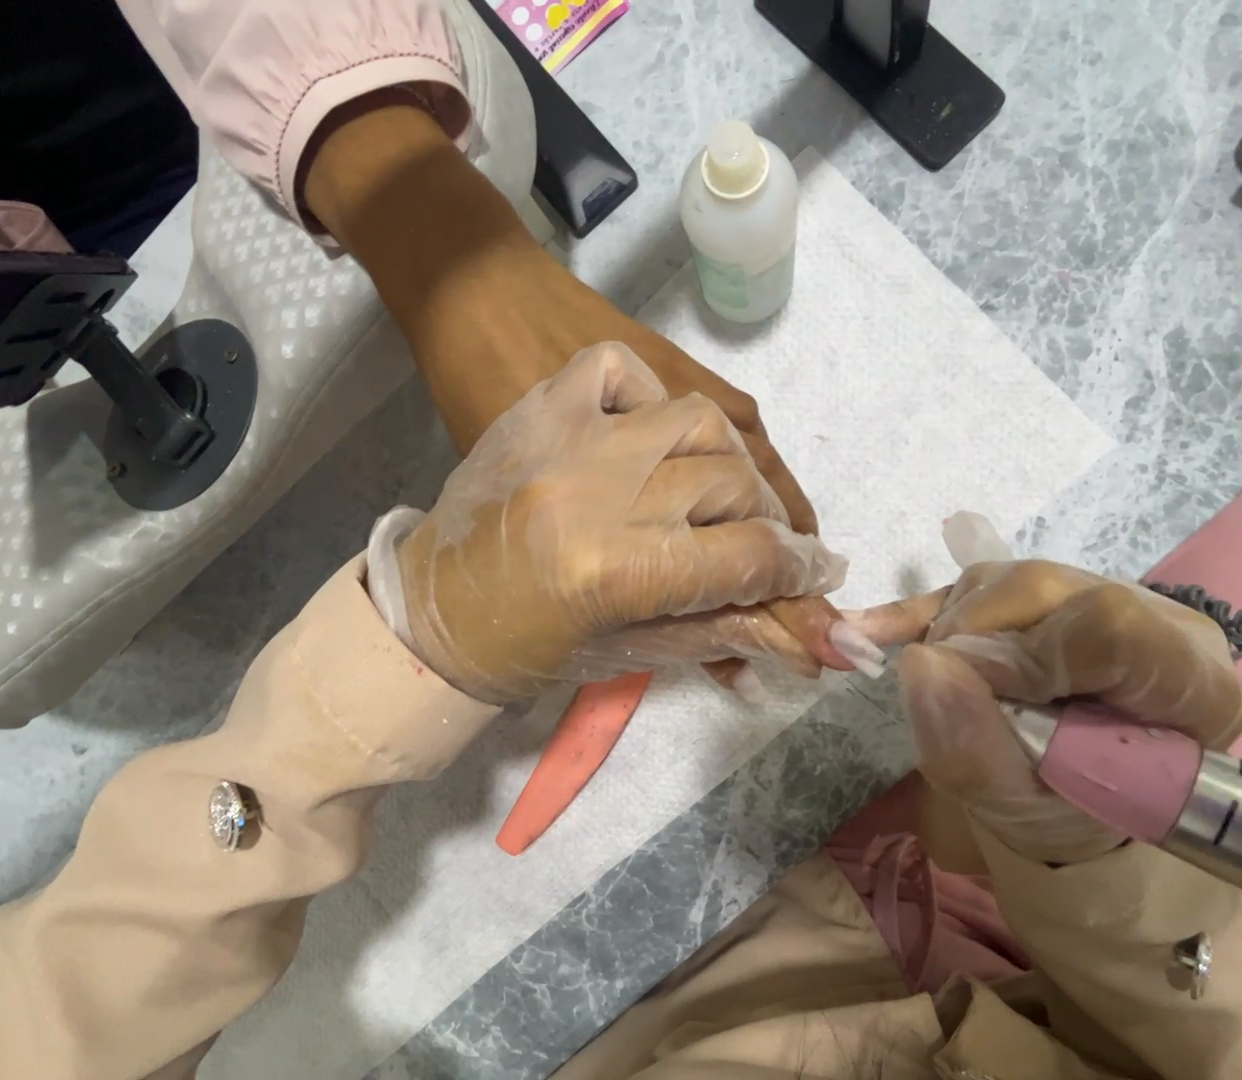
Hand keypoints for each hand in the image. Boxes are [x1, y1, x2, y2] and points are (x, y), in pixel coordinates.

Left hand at [382, 343, 848, 703]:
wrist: (420, 599)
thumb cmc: (515, 646)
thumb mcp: (618, 654)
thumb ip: (715, 635)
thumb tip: (801, 642)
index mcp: (610, 572)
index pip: (745, 557)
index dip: (797, 572)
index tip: (821, 578)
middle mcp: (600, 491)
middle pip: (733, 485)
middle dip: (771, 526)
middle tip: (770, 552)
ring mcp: (573, 432)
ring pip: (701, 422)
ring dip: (734, 464)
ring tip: (731, 500)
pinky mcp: (549, 398)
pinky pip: (634, 378)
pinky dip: (662, 403)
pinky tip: (663, 443)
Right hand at [852, 513, 1241, 863]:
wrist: (1067, 805)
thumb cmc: (1066, 819)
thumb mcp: (1026, 814)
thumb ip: (979, 751)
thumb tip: (921, 664)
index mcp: (1189, 683)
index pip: (1112, 626)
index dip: (1028, 653)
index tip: (980, 694)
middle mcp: (1151, 618)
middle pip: (1043, 587)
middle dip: (971, 640)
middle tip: (949, 697)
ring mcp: (1091, 593)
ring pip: (1000, 580)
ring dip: (948, 633)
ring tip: (948, 692)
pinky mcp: (1036, 590)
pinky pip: (968, 582)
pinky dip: (911, 612)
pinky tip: (866, 633)